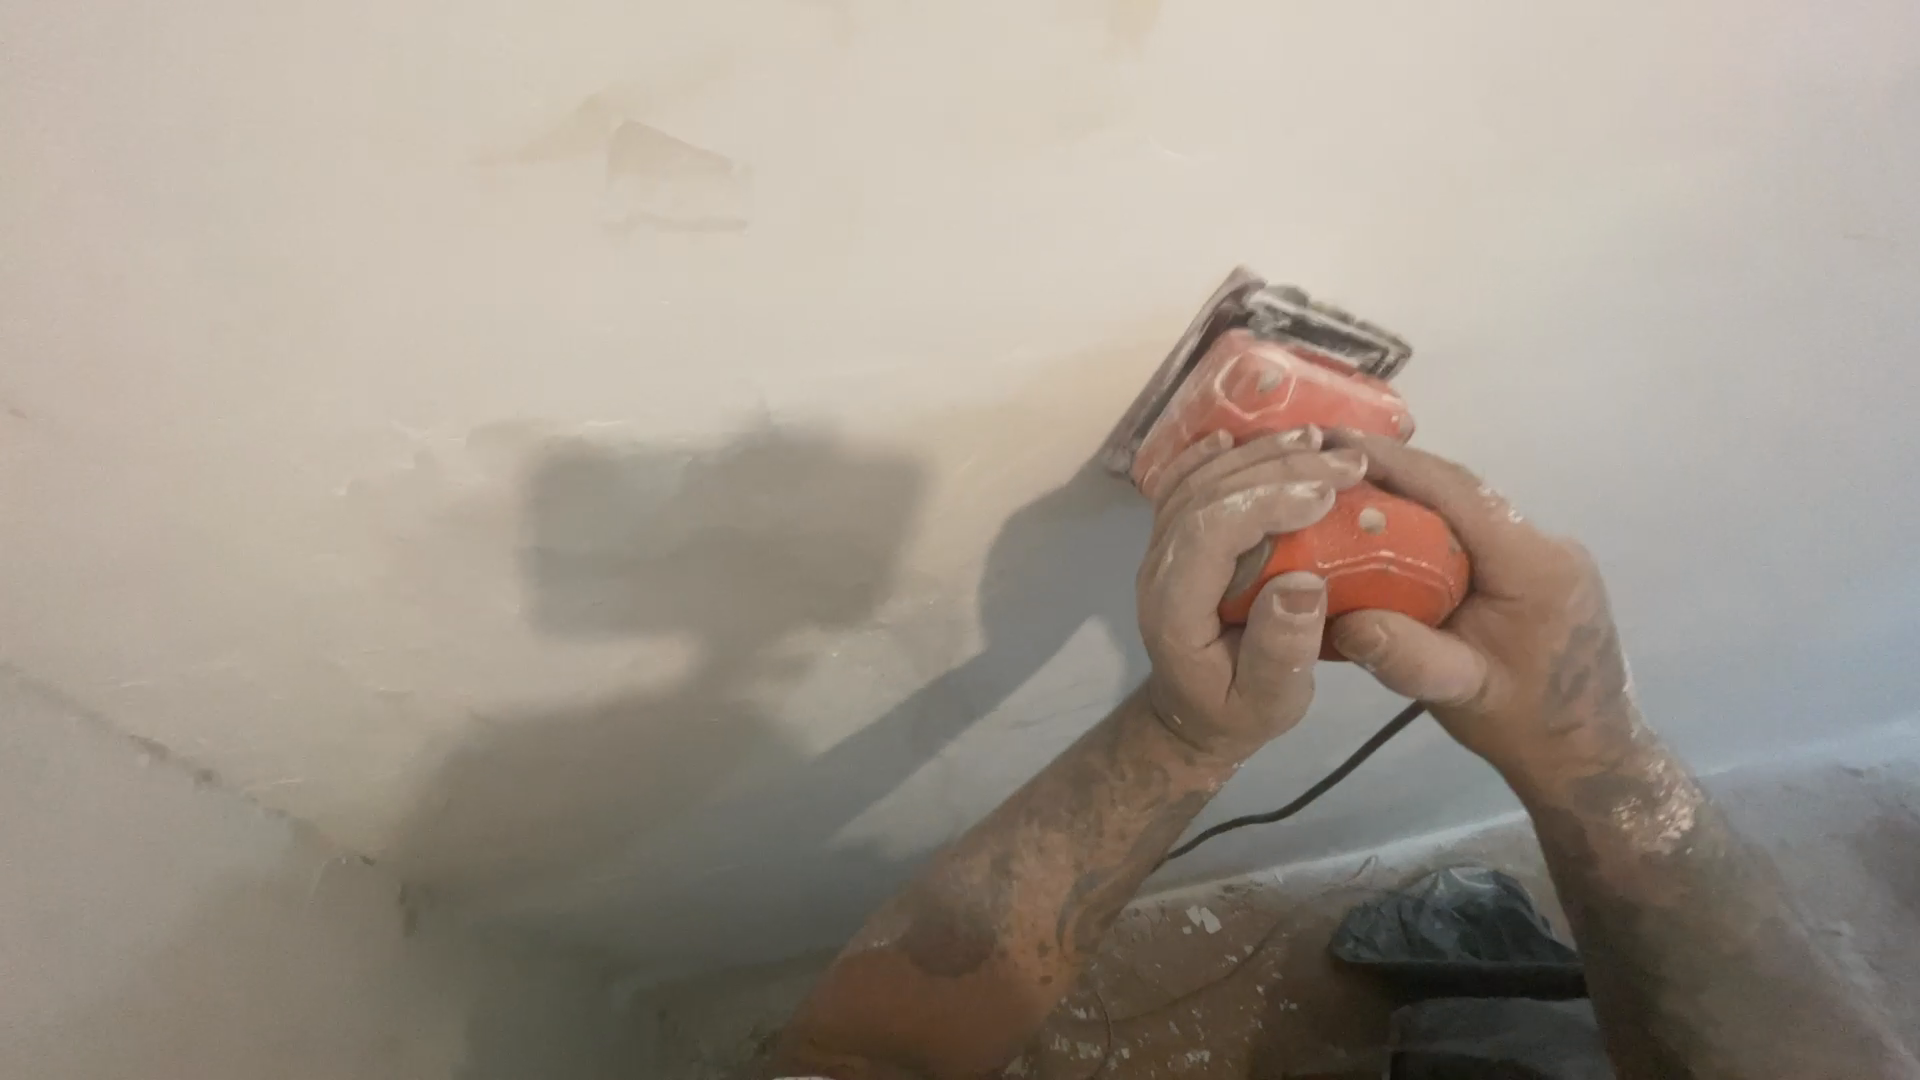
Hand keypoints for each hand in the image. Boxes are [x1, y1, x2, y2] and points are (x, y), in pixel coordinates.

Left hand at [1135, 426, 1368, 761]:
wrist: (1192, 707)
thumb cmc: (1234, 709)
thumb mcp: (1268, 703)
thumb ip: (1281, 653)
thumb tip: (1304, 586)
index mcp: (1174, 610)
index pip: (1206, 535)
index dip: (1263, 505)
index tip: (1326, 495)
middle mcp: (1158, 569)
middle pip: (1203, 498)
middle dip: (1274, 471)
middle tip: (1346, 462)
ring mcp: (1160, 550)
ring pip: (1195, 483)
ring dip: (1254, 455)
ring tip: (1316, 440)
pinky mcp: (1174, 540)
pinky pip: (1184, 486)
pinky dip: (1212, 457)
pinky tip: (1242, 437)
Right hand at [1322, 430, 1638, 787]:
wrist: (1587, 751)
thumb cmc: (1526, 722)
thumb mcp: (1460, 695)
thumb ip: (1405, 657)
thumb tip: (1335, 617)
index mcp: (1533, 564)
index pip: (1456, 493)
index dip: (1393, 462)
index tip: (1332, 441)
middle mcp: (1543, 542)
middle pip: (1455, 488)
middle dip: (1387, 466)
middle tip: (1318, 456)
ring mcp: (1538, 549)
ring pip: (1458, 502)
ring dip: (1399, 487)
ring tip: (1335, 481)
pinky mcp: (1525, 561)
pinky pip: (1462, 523)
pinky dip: (1415, 513)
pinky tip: (1374, 521)